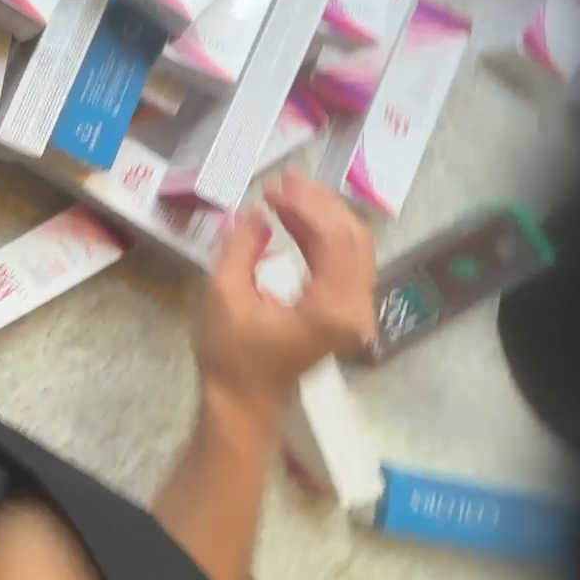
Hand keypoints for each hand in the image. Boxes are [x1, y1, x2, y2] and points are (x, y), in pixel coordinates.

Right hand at [195, 172, 376, 417]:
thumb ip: (240, 250)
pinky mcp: (341, 312)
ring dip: (322, 217)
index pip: (335, 240)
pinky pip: (342, 263)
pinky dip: (320, 236)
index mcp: (332, 307)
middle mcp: (355, 307)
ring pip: (353, 248)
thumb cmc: (230, 353)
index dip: (307, 206)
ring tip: (287, 193)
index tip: (273, 186)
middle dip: (320, 204)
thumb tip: (253, 215)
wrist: (242, 399)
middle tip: (284, 180)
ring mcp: (353, 311)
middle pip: (354, 239)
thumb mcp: (224, 296)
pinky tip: (293, 220)